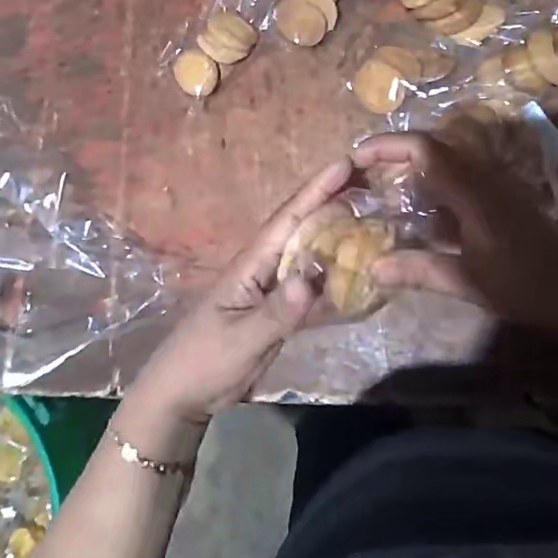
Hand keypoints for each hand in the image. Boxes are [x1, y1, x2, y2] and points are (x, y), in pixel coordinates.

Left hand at [122, 159, 354, 435]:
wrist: (182, 394)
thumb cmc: (204, 361)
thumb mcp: (241, 339)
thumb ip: (276, 313)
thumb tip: (311, 278)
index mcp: (251, 265)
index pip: (288, 219)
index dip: (316, 190)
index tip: (345, 163)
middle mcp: (265, 269)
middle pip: (303, 229)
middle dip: (333, 202)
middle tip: (373, 180)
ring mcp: (272, 291)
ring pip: (310, 256)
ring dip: (339, 236)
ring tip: (375, 216)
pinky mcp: (278, 313)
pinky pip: (311, 289)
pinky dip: (334, 279)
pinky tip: (360, 274)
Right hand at [354, 132, 557, 333]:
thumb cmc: (529, 286)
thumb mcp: (469, 282)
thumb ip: (419, 270)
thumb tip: (372, 268)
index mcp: (471, 190)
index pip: (423, 148)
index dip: (386, 146)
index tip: (356, 158)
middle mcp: (482, 177)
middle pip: (432, 147)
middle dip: (394, 154)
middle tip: (364, 176)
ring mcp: (494, 186)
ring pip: (445, 162)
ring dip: (413, 169)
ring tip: (384, 193)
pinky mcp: (501, 199)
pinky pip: (458, 178)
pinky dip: (431, 187)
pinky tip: (420, 217)